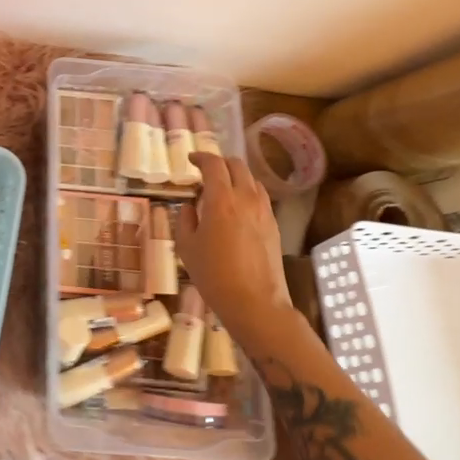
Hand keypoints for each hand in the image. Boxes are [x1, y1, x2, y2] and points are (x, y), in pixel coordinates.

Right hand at [176, 152, 294, 339]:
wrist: (254, 303)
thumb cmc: (213, 275)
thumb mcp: (186, 247)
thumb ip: (185, 219)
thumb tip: (190, 206)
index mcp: (221, 200)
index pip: (214, 164)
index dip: (201, 157)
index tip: (190, 160)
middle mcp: (246, 199)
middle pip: (237, 166)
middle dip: (220, 163)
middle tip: (205, 173)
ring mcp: (264, 211)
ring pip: (252, 180)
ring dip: (236, 177)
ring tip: (222, 190)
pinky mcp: (274, 226)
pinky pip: (260, 198)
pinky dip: (247, 193)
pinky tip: (237, 209)